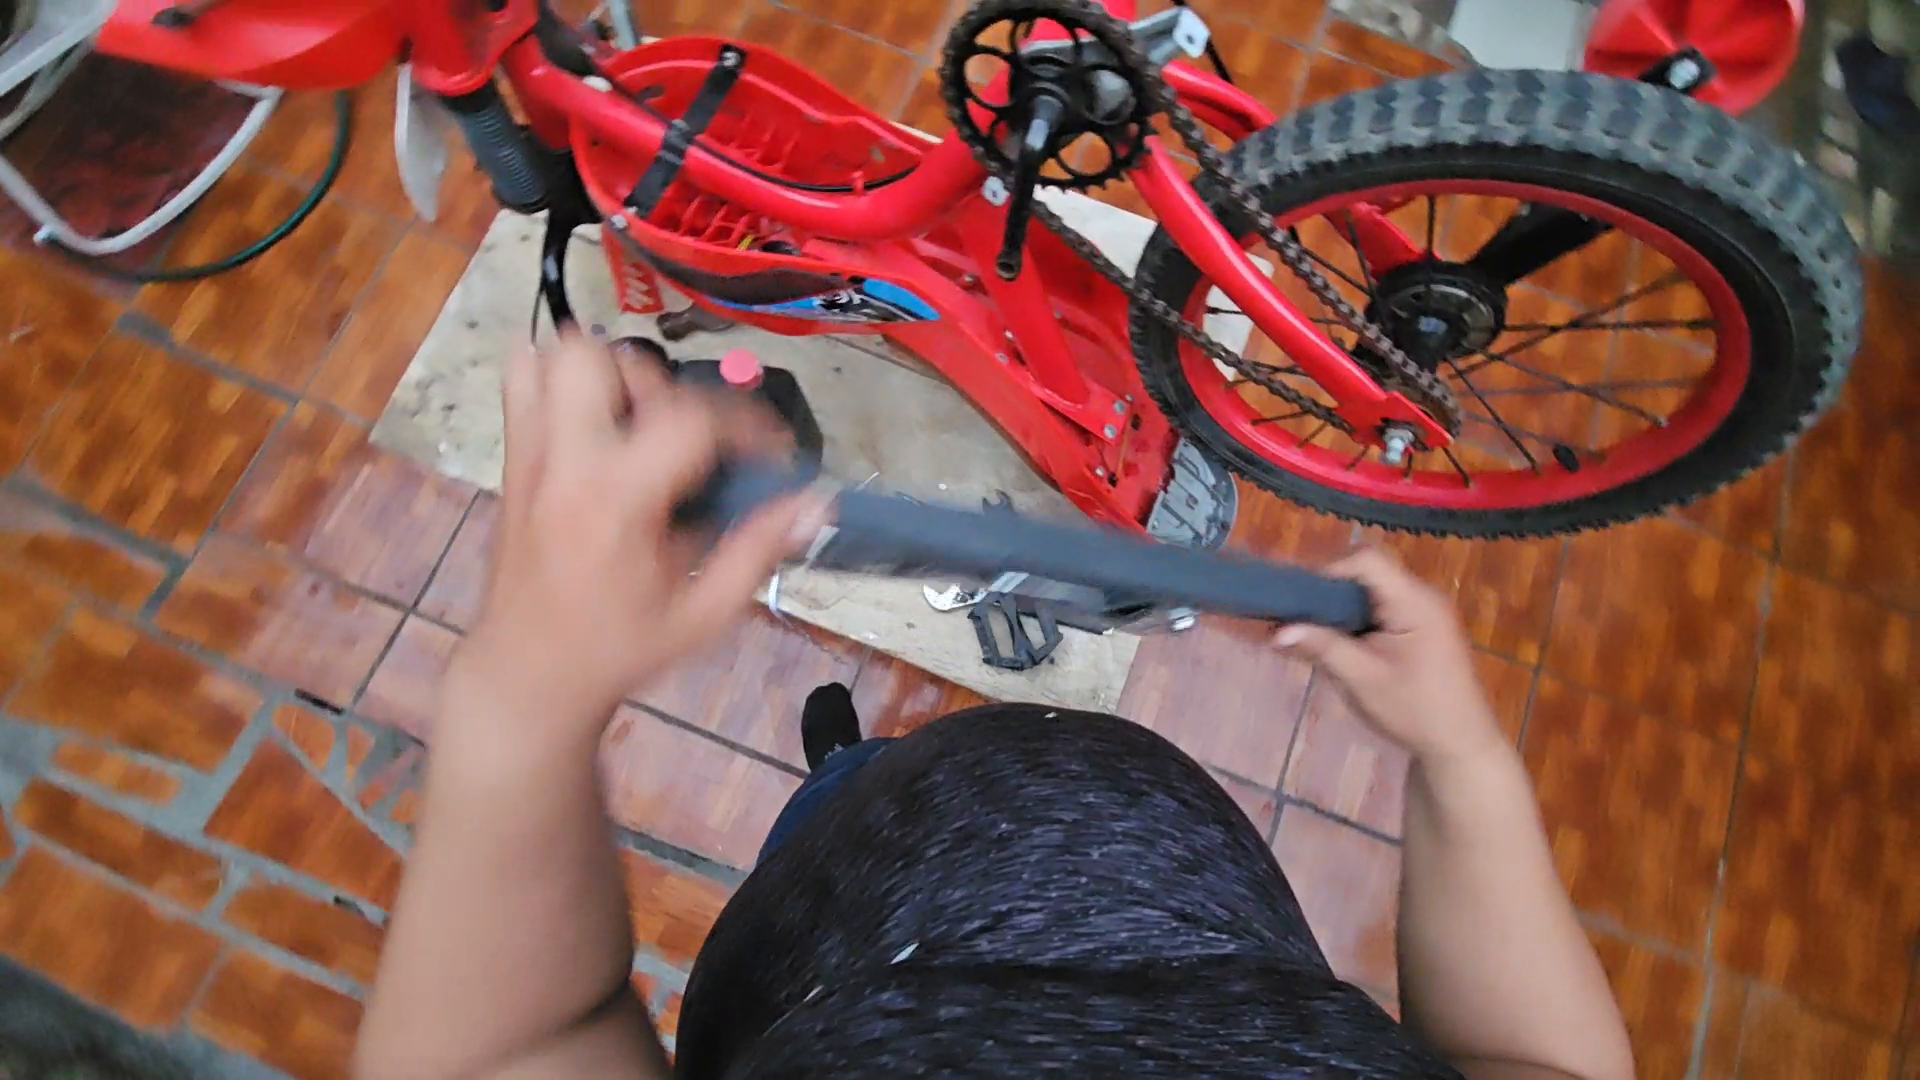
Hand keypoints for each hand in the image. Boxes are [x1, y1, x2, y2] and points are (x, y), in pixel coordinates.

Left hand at [449, 334, 829, 731]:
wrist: (526, 677)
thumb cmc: (621, 649)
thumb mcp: (706, 614)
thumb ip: (760, 551)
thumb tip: (816, 504)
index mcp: (618, 503)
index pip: (690, 420)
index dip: (746, 424)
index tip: (772, 451)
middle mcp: (566, 464)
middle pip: (606, 362)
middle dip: (661, 384)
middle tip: (685, 435)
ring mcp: (530, 456)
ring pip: (557, 355)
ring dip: (610, 374)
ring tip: (641, 425)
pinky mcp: (512, 461)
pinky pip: (521, 381)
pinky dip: (562, 380)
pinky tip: (596, 424)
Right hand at [1273, 548, 1505, 764]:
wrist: (1461, 745)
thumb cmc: (1416, 711)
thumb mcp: (1363, 679)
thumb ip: (1322, 647)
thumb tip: (1276, 631)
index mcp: (1414, 603)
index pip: (1367, 560)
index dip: (1329, 570)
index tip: (1298, 597)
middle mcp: (1419, 597)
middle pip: (1364, 571)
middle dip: (1325, 589)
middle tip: (1292, 613)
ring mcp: (1418, 610)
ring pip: (1366, 589)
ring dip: (1334, 605)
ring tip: (1304, 628)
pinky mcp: (1413, 626)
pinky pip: (1374, 607)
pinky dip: (1348, 617)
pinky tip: (1329, 640)